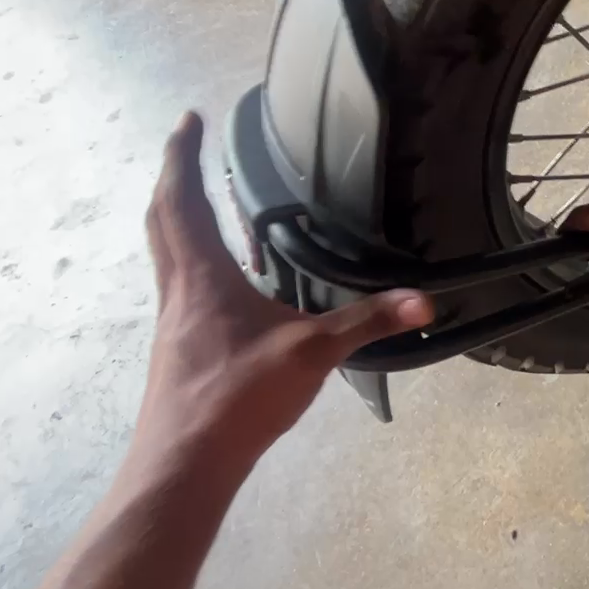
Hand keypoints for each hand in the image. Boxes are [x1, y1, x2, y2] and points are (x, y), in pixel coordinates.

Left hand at [137, 113, 433, 470]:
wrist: (182, 469)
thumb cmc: (237, 399)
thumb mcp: (312, 354)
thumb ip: (369, 322)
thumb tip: (425, 302)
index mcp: (202, 279)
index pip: (184, 203)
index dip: (183, 158)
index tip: (190, 120)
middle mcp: (180, 291)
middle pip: (162, 221)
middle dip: (174, 177)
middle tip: (189, 144)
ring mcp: (176, 321)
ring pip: (167, 251)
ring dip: (179, 215)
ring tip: (207, 196)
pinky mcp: (182, 345)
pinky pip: (182, 279)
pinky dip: (194, 253)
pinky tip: (226, 270)